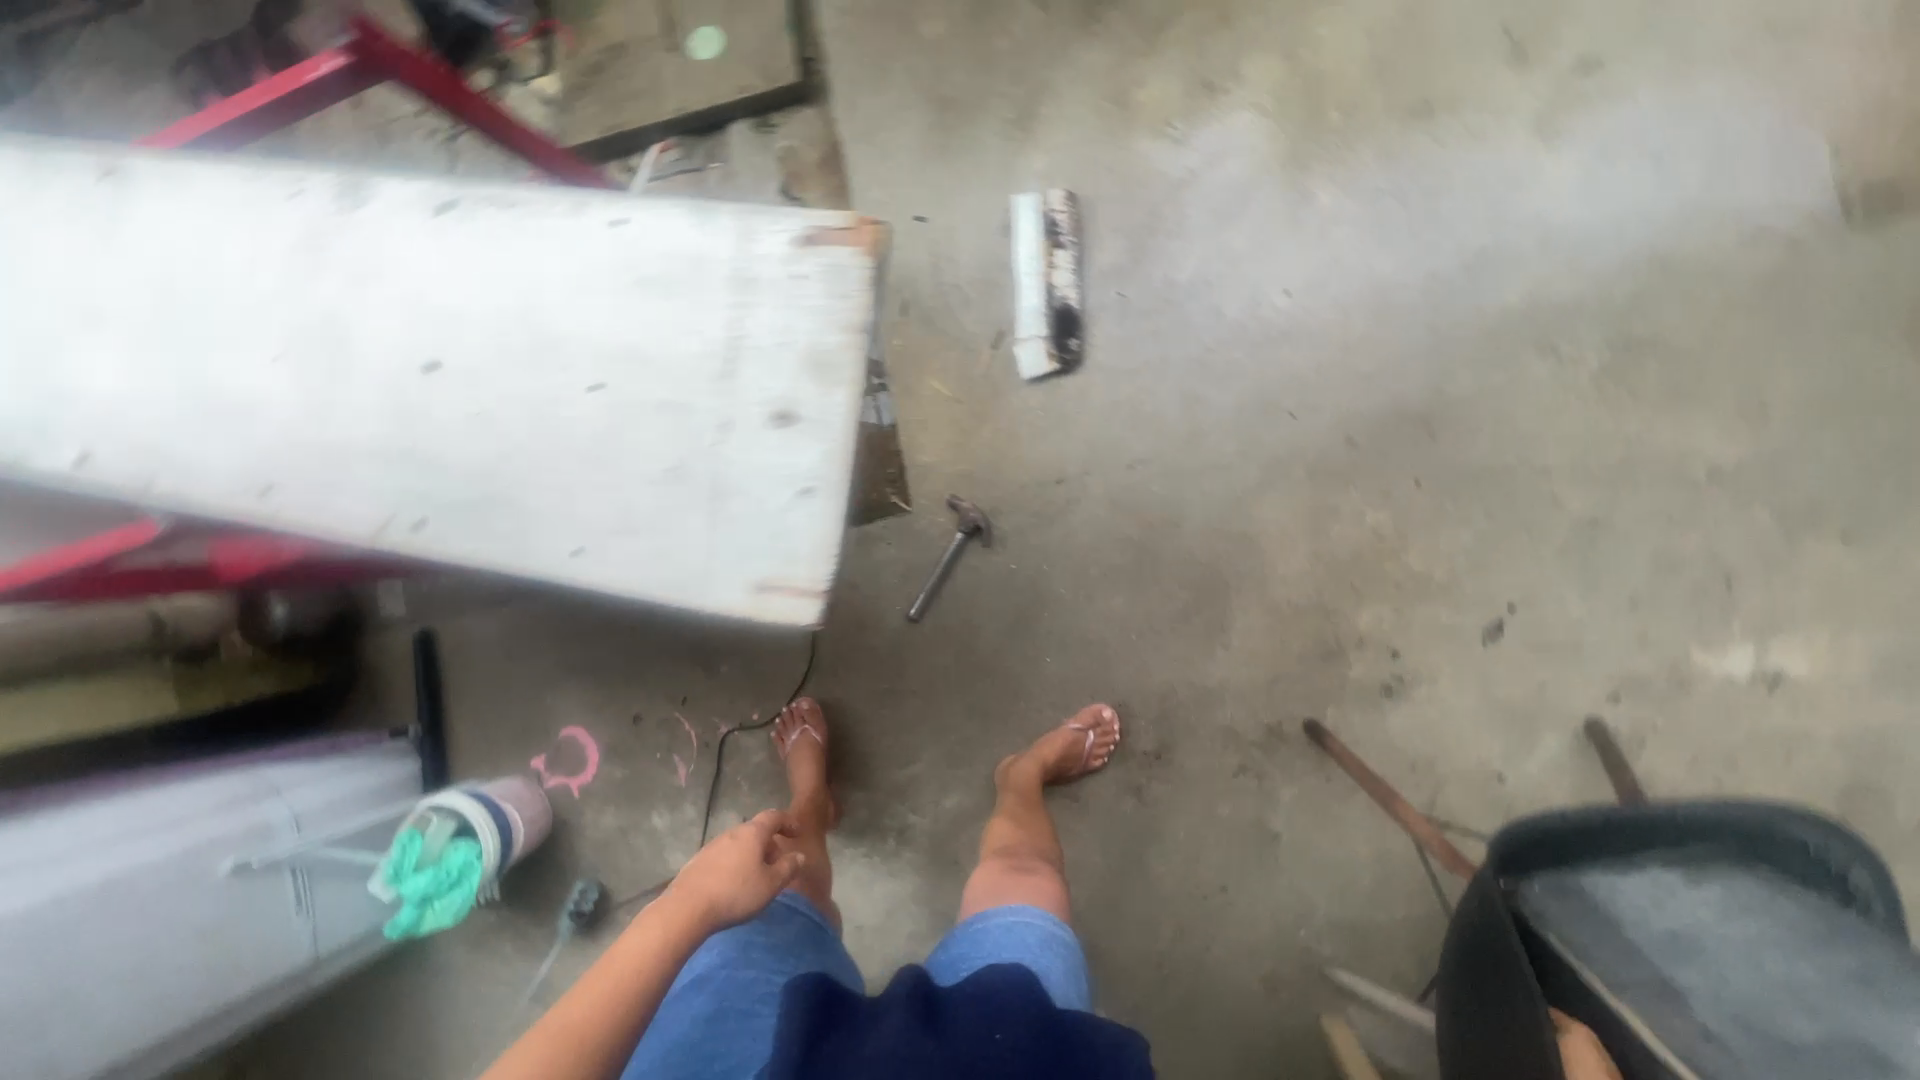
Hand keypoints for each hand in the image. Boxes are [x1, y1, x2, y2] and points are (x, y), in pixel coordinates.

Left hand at [661, 809, 806, 933]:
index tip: (797, 834)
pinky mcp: (697, 862)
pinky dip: (734, 864)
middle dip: (769, 844)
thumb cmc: (736, 893)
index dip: (788, 822)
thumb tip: (799, 855)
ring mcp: (711, 846)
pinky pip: (724, 856)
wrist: (687, 909)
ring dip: (751, 855)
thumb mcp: (771, 884)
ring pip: (738, 844)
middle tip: (777, 864)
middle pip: (755, 831)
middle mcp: (731, 833)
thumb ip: (788, 868)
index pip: (774, 816)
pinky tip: (732, 886)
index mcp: (752, 833)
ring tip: (756, 877)